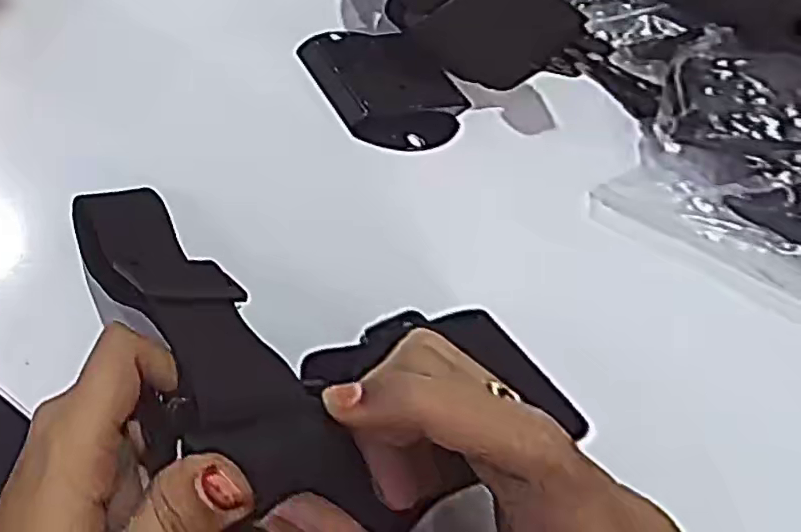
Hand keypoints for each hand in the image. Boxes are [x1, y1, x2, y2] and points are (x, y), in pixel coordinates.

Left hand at [0, 322, 257, 531]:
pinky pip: (114, 448)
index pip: (120, 347)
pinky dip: (148, 474)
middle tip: (226, 485)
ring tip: (201, 512)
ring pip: (128, 420)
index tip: (212, 414)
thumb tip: (225, 471)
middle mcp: (59, 426)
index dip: (172, 366)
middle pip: (131, 386)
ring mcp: (58, 446)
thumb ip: (176, 510)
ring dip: (171, 456)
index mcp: (68, 430)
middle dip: (184, 426)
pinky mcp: (62, 470)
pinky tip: (164, 517)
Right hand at [276, 328, 678, 531]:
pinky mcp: (552, 473)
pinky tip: (417, 482)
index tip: (341, 408)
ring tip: (395, 486)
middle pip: (459, 374)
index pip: (502, 421)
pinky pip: (466, 406)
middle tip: (380, 480)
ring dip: (397, 415)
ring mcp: (576, 475)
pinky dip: (418, 426)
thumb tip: (293, 505)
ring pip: (454, 375)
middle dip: (388, 408)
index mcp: (594, 522)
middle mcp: (596, 489)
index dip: (409, 400)